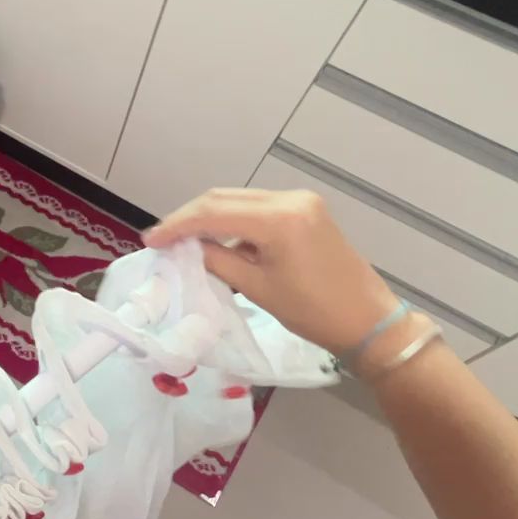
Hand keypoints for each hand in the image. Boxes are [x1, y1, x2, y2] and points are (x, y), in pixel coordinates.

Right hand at [144, 188, 400, 355]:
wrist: (367, 320)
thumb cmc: (312, 311)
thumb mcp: (255, 287)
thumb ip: (216, 260)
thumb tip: (184, 249)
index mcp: (279, 219)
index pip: (213, 212)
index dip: (176, 225)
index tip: (150, 240)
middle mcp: (289, 200)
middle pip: (223, 198)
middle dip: (188, 217)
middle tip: (161, 240)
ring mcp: (299, 201)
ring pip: (238, 200)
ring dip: (208, 218)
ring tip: (181, 241)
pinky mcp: (304, 210)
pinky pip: (256, 208)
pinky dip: (230, 221)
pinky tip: (214, 241)